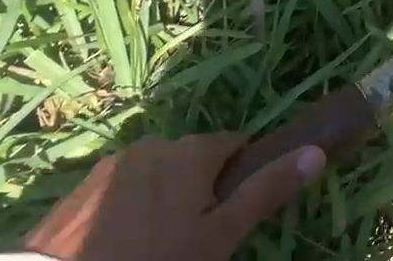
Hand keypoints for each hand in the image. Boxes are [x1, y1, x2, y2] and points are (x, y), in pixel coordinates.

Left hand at [21, 133, 325, 260]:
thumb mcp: (218, 237)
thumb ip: (265, 190)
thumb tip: (316, 151)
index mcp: (192, 150)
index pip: (234, 144)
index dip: (239, 176)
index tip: (230, 214)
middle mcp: (154, 144)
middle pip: (191, 160)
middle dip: (196, 190)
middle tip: (189, 240)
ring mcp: (111, 166)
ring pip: (152, 177)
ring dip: (158, 200)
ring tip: (148, 248)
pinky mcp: (76, 192)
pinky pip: (117, 194)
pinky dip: (123, 213)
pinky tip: (116, 249)